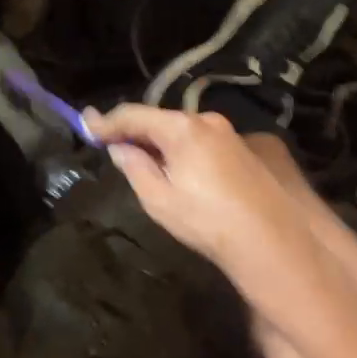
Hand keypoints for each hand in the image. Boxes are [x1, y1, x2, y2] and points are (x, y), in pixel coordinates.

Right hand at [83, 105, 343, 325]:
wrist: (272, 242)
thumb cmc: (207, 220)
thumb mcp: (158, 198)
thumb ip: (135, 167)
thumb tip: (121, 148)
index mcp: (181, 128)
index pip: (133, 115)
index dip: (105, 121)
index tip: (84, 124)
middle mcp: (206, 121)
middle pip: (158, 120)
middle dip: (133, 131)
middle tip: (110, 145)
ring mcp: (230, 134)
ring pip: (182, 131)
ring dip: (159, 141)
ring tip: (142, 160)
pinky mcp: (246, 150)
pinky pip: (201, 141)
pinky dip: (181, 148)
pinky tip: (177, 170)